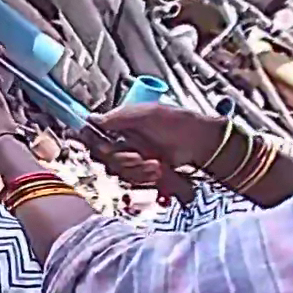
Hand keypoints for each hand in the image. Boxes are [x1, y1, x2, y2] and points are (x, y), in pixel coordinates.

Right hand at [88, 103, 229, 202]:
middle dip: (122, 159)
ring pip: (117, 170)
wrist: (200, 144)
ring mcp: (132, 157)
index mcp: (122, 124)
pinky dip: (144, 176)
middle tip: (136, 156)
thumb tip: (91, 119)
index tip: (105, 148)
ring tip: (154, 162)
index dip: (96, 144)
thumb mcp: (148, 113)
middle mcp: (124, 141)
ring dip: (137, 169)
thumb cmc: (178, 124)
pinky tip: (157, 169)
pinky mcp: (140, 171)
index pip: (95, 135)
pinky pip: (130, 179)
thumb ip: (119, 116)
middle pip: (104, 157)